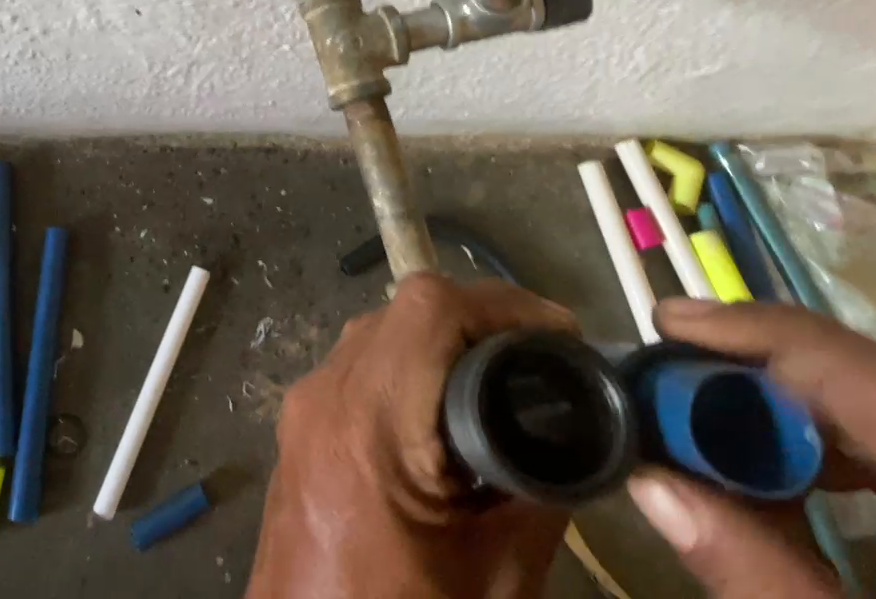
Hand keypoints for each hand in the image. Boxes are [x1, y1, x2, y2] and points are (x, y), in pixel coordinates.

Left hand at [246, 273, 576, 598]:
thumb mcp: (496, 572)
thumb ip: (542, 490)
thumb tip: (577, 431)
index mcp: (367, 423)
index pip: (427, 309)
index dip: (501, 303)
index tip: (560, 335)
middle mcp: (323, 394)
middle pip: (403, 311)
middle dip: (479, 317)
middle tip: (541, 356)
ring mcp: (302, 405)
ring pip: (379, 331)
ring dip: (441, 337)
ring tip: (501, 374)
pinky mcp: (298, 422)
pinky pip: (359, 363)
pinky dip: (409, 363)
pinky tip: (446, 402)